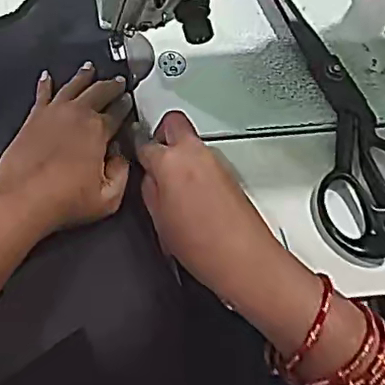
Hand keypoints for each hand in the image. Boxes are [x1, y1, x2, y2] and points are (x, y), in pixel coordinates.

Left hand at [0, 63, 132, 238]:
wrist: (22, 196)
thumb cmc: (61, 198)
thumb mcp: (108, 197)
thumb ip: (121, 173)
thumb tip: (120, 159)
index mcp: (98, 130)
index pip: (118, 111)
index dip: (126, 105)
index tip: (129, 102)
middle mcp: (76, 115)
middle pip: (98, 91)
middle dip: (110, 85)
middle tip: (117, 82)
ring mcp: (53, 112)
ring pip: (73, 86)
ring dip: (83, 76)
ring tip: (90, 68)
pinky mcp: (33, 117)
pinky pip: (43, 93)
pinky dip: (46, 83)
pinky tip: (47, 77)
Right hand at [137, 111, 290, 302]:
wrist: (246, 261)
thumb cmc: (205, 246)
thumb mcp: (158, 220)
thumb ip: (148, 189)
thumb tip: (149, 179)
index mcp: (170, 161)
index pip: (145, 143)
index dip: (139, 153)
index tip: (139, 162)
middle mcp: (196, 153)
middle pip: (173, 122)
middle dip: (161, 133)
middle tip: (155, 154)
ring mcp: (216, 161)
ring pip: (192, 142)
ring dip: (182, 155)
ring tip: (176, 187)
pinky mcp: (231, 173)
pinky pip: (207, 161)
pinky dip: (198, 170)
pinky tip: (194, 198)